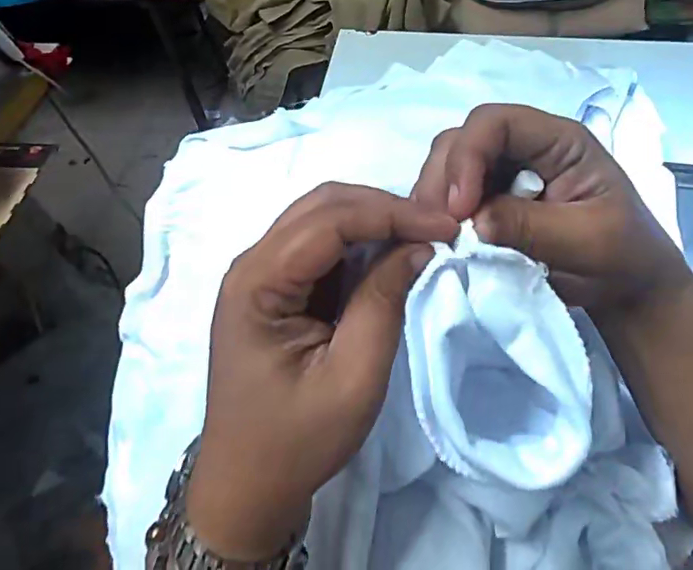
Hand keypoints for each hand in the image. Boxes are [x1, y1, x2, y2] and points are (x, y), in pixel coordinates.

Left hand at [188, 183, 456, 559]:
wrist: (247, 489)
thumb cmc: (297, 440)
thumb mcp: (353, 377)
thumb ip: (384, 302)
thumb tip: (420, 245)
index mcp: (257, 283)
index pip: (330, 220)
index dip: (392, 214)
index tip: (444, 226)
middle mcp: (253, 264)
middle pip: (325, 204)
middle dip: (386, 207)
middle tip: (438, 226)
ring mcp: (263, 271)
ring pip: (325, 213)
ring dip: (376, 216)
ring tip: (422, 233)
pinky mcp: (280, 284)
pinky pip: (324, 239)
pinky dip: (364, 236)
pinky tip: (394, 248)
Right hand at [412, 104, 692, 323]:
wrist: (629, 287)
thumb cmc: (622, 255)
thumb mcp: (586, 241)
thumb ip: (531, 226)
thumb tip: (475, 219)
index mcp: (561, 140)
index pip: (500, 122)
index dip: (470, 155)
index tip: (460, 208)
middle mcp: (529, 146)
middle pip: (467, 137)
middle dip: (445, 176)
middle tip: (438, 227)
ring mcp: (510, 171)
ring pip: (453, 161)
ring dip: (438, 194)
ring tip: (436, 236)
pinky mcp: (496, 197)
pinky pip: (456, 193)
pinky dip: (442, 212)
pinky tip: (442, 238)